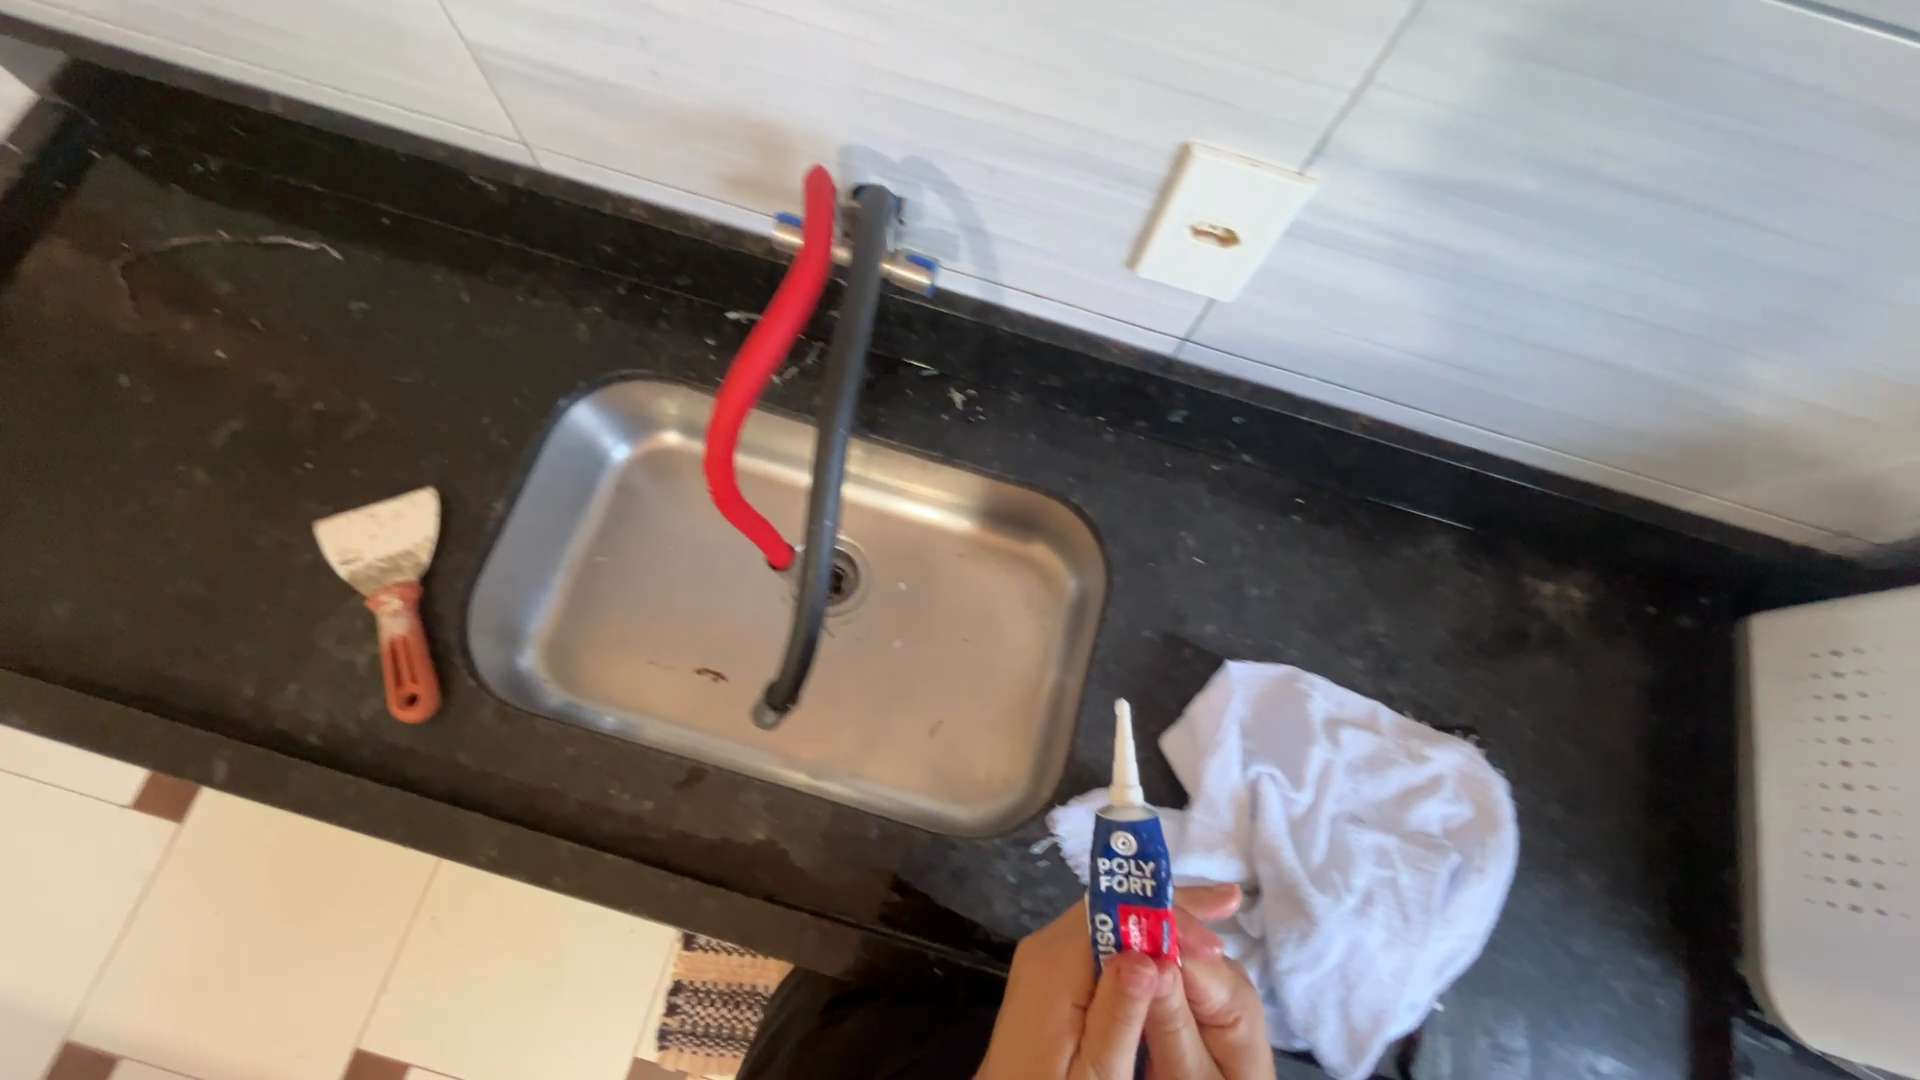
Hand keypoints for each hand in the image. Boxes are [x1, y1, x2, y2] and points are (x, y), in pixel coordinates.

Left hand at [975, 885, 1259, 1079]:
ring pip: (1109, 920)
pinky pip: (1099, 942)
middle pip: (1114, 907)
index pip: (1115, 912)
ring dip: (1159, 920)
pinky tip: (1170, 950)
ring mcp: (1046, 960)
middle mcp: (1046, 948)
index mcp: (1055, 965)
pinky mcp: (1050, 975)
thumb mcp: (1094, 1074)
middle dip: (1172, 907)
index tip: (1215, 940)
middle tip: (1228, 904)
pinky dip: (1138, 940)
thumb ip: (1118, 1017)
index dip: (1168, 915)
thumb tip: (1150, 957)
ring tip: (1211, 921)